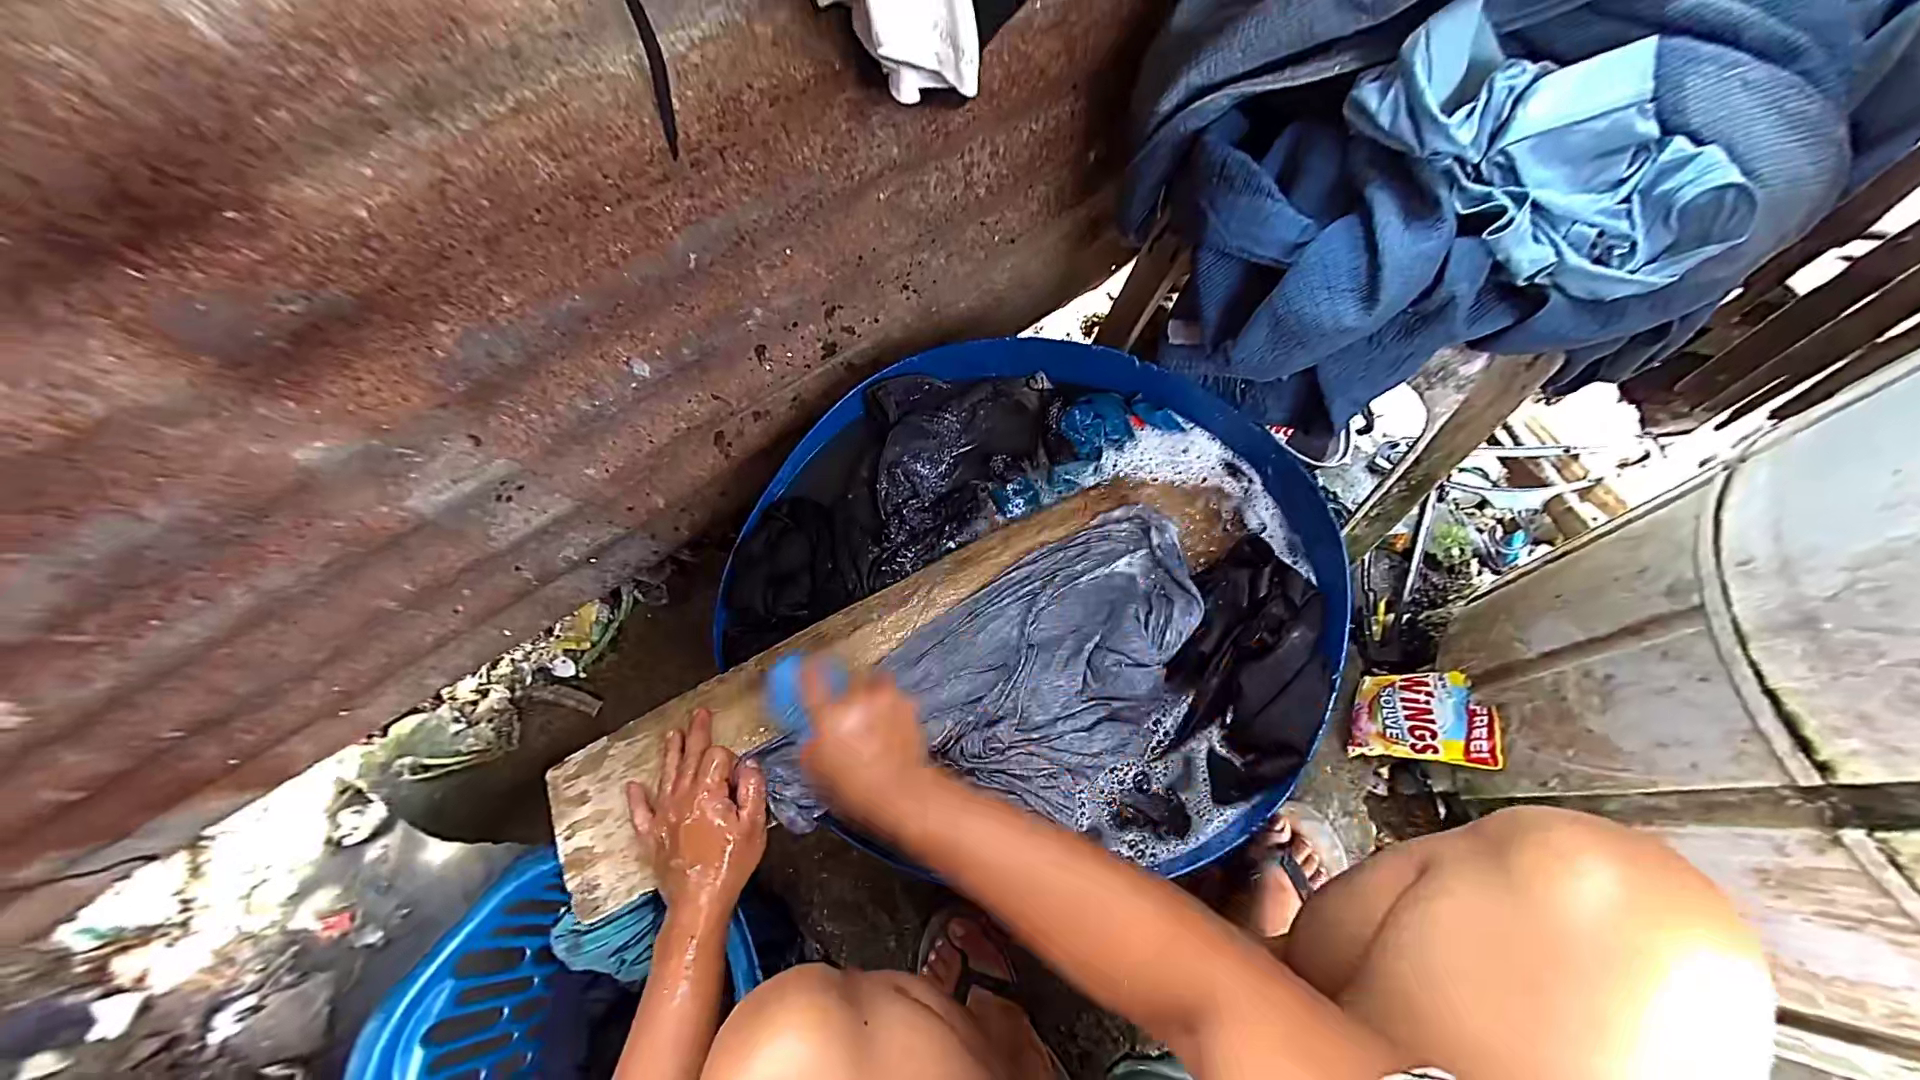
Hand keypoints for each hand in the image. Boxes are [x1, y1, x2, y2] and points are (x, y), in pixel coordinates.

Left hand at [627, 707, 766, 918]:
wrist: (698, 902)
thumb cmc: (731, 863)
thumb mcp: (755, 824)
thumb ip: (753, 788)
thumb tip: (749, 764)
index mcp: (707, 792)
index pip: (718, 757)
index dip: (732, 760)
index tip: (742, 776)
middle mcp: (681, 797)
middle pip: (690, 757)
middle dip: (696, 734)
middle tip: (699, 714)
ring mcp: (664, 816)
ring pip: (666, 776)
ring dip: (670, 753)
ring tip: (672, 734)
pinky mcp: (653, 836)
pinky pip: (642, 812)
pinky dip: (637, 798)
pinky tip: (634, 786)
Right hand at [797, 661, 933, 823]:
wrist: (901, 792)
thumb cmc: (858, 789)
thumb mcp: (816, 772)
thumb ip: (810, 745)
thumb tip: (812, 737)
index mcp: (827, 714)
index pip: (810, 675)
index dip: (806, 669)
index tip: (805, 667)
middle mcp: (856, 698)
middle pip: (845, 681)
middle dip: (844, 695)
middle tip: (846, 718)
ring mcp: (884, 698)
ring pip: (872, 686)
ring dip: (870, 699)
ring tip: (872, 725)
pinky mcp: (907, 704)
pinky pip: (893, 699)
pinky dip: (891, 709)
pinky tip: (890, 731)